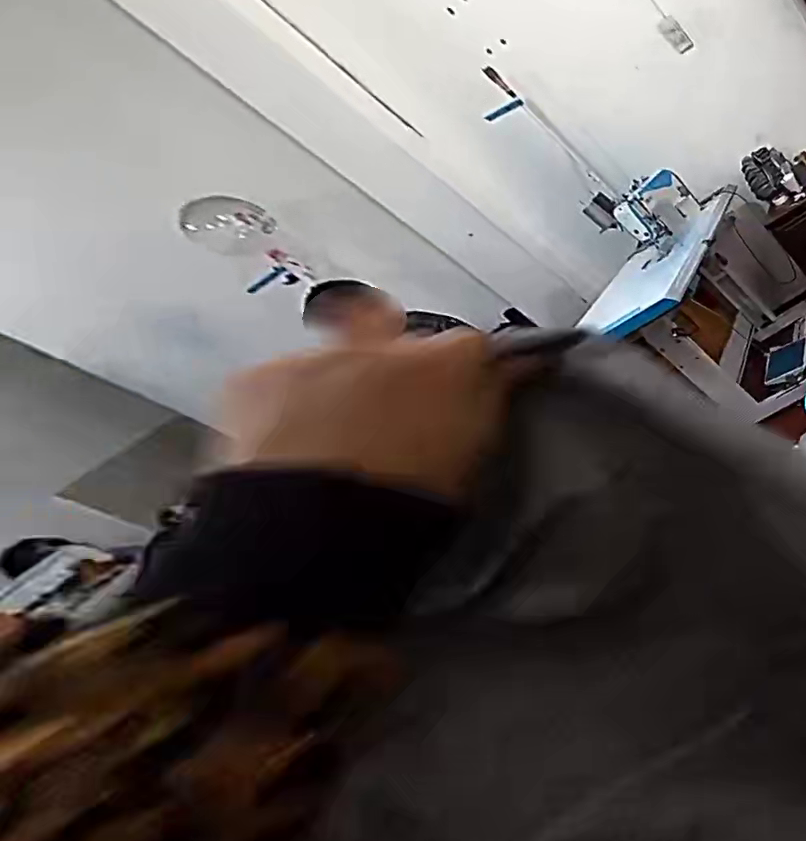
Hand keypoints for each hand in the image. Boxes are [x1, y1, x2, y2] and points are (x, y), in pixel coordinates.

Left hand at [215, 331, 519, 498]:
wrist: (327, 518)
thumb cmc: (418, 485)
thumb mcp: (479, 441)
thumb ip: (493, 393)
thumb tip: (510, 368)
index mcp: (453, 359)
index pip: (474, 342)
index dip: (472, 363)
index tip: (471, 380)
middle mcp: (389, 344)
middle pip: (393, 322)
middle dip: (391, 338)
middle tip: (394, 382)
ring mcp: (323, 356)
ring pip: (335, 351)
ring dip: (341, 374)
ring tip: (342, 421)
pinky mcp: (259, 376)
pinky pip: (280, 375)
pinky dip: (290, 398)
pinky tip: (299, 432)